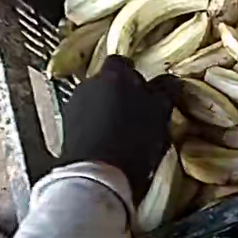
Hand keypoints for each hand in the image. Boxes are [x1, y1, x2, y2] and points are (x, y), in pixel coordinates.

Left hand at [57, 56, 175, 194]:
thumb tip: (171, 80)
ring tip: (126, 131)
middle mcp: (89, 84)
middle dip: (122, 93)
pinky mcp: (66, 128)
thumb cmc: (134, 139)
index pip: (123, 63)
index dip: (135, 75)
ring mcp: (74, 105)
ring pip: (96, 100)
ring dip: (109, 110)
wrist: (97, 174)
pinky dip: (98, 126)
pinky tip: (111, 143)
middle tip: (140, 111)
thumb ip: (165, 92)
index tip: (146, 89)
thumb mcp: (160, 113)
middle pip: (108, 82)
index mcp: (114, 75)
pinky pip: (87, 119)